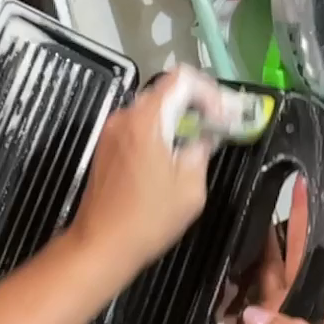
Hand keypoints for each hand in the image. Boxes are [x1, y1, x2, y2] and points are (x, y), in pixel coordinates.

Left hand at [66, 68, 216, 269]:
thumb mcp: (190, 188)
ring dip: (177, 118)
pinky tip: (173, 153)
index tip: (223, 116)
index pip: (182, 79)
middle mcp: (124, 116)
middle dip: (196, 104)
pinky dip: (159, 130)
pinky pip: (138, 125)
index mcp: (146, 120)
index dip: (210, 92)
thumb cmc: (148, 219)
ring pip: (152, 108)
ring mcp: (111, 130)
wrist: (100, 244)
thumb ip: (201, 151)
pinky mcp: (106, 146)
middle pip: (166, 91)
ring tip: (199, 140)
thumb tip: (204, 137)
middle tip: (219, 124)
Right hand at [225, 182, 323, 323]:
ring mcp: (272, 322)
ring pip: (261, 270)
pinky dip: (224, 274)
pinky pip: (233, 294)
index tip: (314, 184)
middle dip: (286, 218)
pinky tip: (208, 251)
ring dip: (250, 242)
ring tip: (232, 205)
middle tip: (267, 178)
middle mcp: (302, 311)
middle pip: (294, 255)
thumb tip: (255, 316)